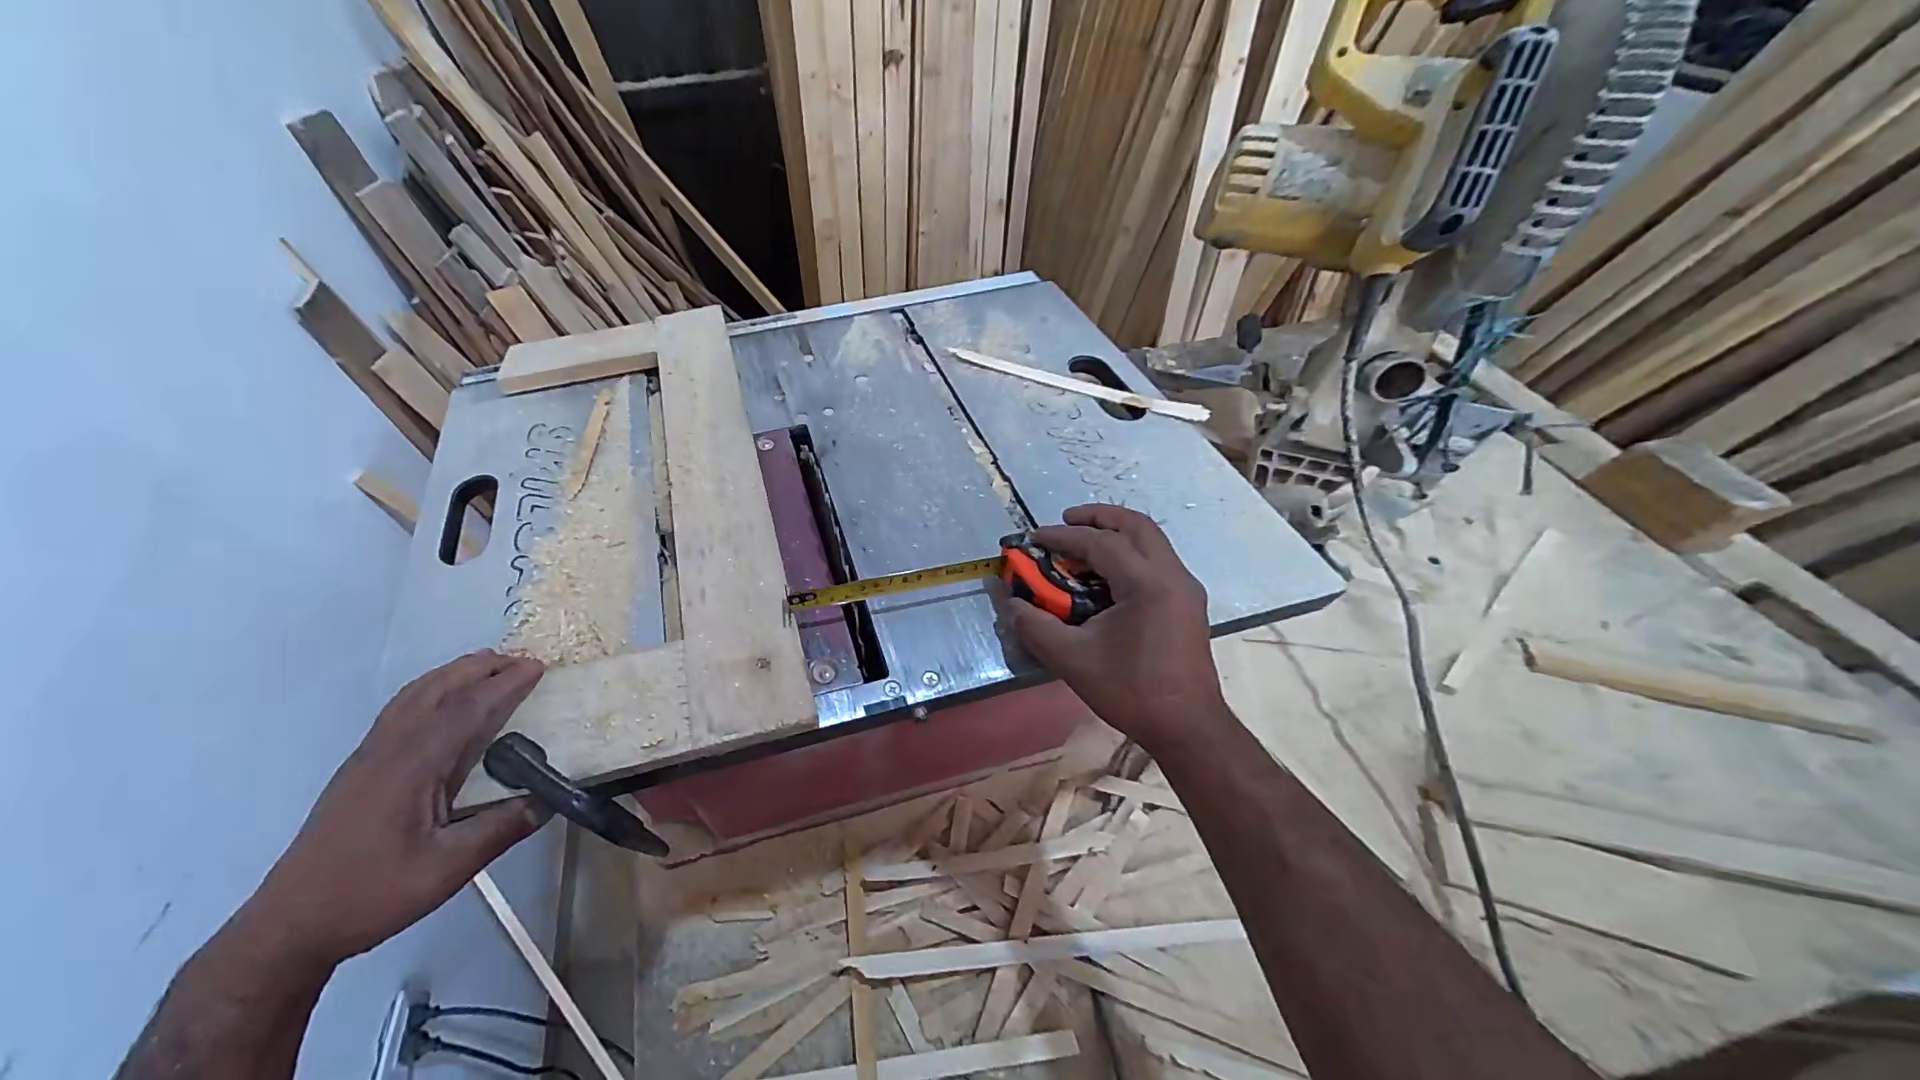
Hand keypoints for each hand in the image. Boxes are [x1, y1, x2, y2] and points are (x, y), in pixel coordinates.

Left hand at [240, 650, 551, 966]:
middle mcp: (387, 752)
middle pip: (435, 691)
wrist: (289, 927)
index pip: (464, 710)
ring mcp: (368, 759)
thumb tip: (549, 800)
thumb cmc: (371, 895)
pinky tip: (444, 703)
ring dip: (452, 675)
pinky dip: (431, 691)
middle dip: (479, 668)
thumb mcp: (447, 869)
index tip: (538, 667)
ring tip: (488, 668)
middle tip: (522, 659)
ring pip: (413, 697)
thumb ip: (501, 829)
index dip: (504, 685)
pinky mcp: (360, 770)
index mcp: (411, 768)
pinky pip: (400, 711)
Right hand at [1003, 505, 1229, 753]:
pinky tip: (1105, 576)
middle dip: (1099, 517)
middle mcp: (1173, 576)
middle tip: (1066, 520)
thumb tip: (1009, 604)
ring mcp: (1185, 589)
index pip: (1101, 543)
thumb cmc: (1131, 691)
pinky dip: (1129, 555)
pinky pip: (1156, 562)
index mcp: (1148, 583)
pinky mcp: (1187, 604)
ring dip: (1116, 534)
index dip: (1064, 537)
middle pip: (1137, 526)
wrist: (1188, 727)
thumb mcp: (1073, 659)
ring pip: (1151, 542)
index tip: (1034, 538)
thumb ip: (1035, 626)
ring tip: (1082, 546)